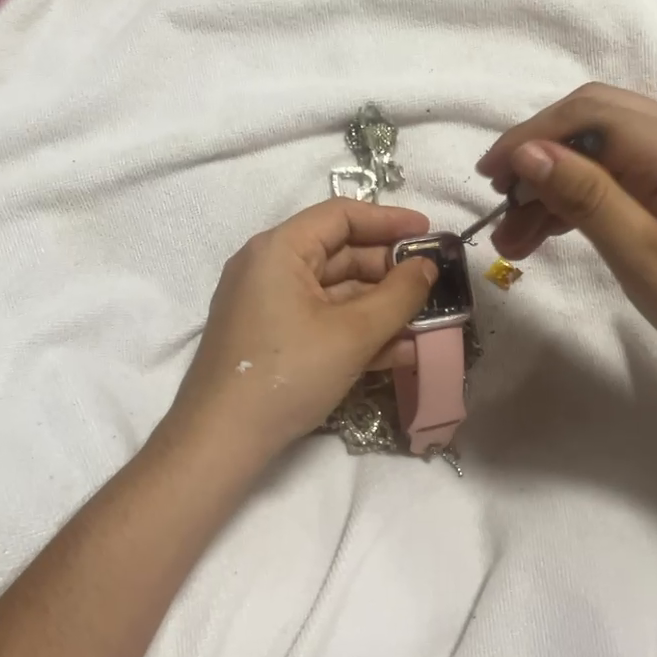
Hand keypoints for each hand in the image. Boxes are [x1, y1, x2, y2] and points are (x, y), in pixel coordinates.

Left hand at [168, 198, 436, 459]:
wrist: (221, 441)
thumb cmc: (288, 374)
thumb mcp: (353, 334)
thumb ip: (399, 295)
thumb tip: (427, 267)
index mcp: (279, 250)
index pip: (341, 215)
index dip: (389, 221)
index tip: (429, 234)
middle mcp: (269, 267)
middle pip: (340, 254)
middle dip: (390, 272)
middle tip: (435, 286)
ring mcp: (268, 304)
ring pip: (335, 292)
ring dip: (381, 307)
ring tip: (428, 323)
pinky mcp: (271, 338)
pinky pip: (322, 320)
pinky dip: (357, 330)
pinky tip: (399, 351)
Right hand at [475, 83, 656, 370]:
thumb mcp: (644, 256)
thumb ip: (587, 197)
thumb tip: (528, 152)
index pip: (588, 114)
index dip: (530, 137)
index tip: (489, 178)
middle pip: (592, 121)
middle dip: (538, 156)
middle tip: (500, 205)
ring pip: (601, 150)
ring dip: (554, 186)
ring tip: (513, 240)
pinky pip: (619, 175)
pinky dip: (580, 199)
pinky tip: (548, 234)